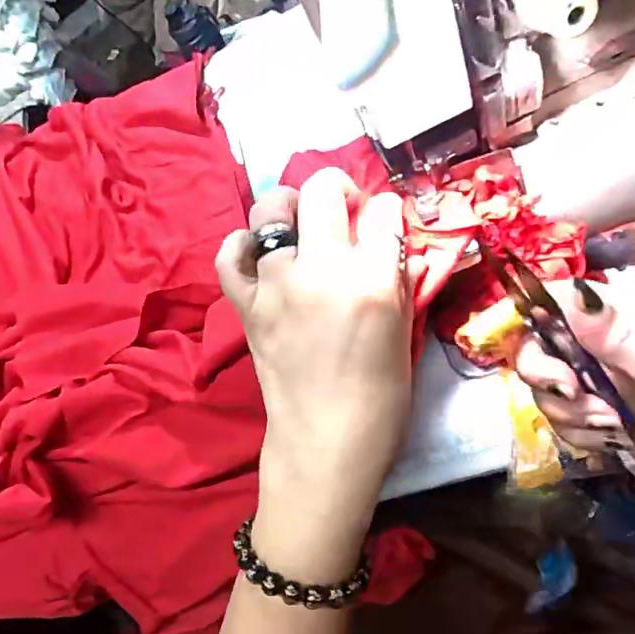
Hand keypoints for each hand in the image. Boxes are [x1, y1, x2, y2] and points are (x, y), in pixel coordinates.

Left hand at [216, 170, 411, 569]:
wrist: (324, 443)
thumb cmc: (380, 400)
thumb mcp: (405, 334)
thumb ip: (399, 281)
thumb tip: (391, 241)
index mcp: (374, 282)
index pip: (382, 210)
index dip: (384, 214)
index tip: (381, 228)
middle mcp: (322, 272)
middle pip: (322, 190)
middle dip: (338, 190)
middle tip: (343, 215)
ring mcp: (277, 287)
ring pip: (271, 211)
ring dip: (290, 212)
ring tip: (300, 233)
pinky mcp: (246, 307)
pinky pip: (229, 257)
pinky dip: (240, 245)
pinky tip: (256, 250)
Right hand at [513, 264, 634, 517]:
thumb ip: (614, 331)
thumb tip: (566, 290)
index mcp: (626, 315)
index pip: (558, 298)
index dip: (529, 313)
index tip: (521, 338)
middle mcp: (606, 345)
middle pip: (538, 346)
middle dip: (543, 371)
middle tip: (569, 390)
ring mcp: (602, 384)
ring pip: (546, 388)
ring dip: (567, 409)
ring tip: (610, 421)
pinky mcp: (602, 419)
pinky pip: (561, 421)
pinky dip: (579, 432)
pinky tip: (613, 438)